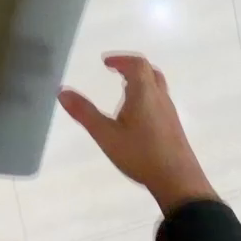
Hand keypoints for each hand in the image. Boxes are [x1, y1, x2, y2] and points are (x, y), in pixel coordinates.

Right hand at [59, 53, 217, 214]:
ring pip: (157, 86)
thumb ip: (84, 112)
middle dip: (131, 67)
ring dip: (140, 81)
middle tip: (114, 71)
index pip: (136, 64)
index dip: (121, 59)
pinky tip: (135, 114)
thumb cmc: (141, 154)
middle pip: (149, 71)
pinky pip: (159, 100)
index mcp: (144, 93)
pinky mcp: (173, 126)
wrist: (178, 182)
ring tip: (123, 89)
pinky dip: (146, 95)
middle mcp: (160, 98)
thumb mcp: (106, 134)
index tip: (105, 62)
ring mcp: (169, 112)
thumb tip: (62, 91)